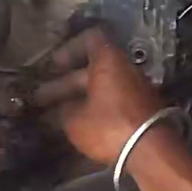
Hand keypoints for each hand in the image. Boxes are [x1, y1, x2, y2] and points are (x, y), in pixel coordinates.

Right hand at [33, 27, 168, 165]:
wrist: (150, 151)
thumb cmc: (108, 127)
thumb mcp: (75, 120)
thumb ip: (63, 110)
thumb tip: (58, 108)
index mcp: (108, 61)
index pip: (89, 39)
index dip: (68, 49)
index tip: (52, 65)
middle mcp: (124, 69)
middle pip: (91, 68)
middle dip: (65, 83)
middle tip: (41, 98)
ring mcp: (134, 90)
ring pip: (100, 87)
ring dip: (78, 98)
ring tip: (55, 114)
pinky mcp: (139, 110)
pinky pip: (111, 102)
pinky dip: (93, 109)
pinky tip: (77, 124)